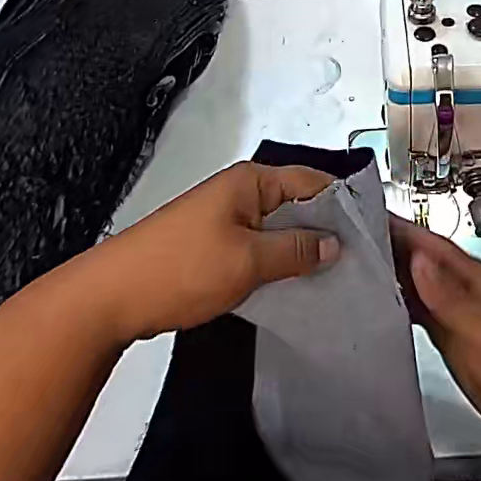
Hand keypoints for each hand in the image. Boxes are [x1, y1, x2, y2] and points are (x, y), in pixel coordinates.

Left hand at [78, 162, 341, 343]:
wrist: (109, 299)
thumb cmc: (179, 269)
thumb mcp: (247, 261)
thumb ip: (295, 250)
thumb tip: (334, 244)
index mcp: (251, 181)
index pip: (311, 180)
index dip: (342, 203)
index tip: (371, 232)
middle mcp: (241, 192)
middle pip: (297, 204)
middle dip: (325, 230)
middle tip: (358, 260)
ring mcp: (228, 219)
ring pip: (279, 229)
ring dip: (301, 250)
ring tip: (334, 276)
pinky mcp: (216, 245)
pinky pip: (260, 247)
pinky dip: (278, 263)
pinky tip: (296, 286)